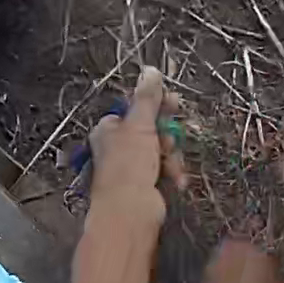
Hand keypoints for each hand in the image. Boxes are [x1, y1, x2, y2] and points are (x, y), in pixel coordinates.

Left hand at [87, 66, 182, 226]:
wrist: (130, 212)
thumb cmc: (129, 165)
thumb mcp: (140, 125)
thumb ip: (147, 98)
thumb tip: (151, 70)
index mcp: (109, 129)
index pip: (135, 109)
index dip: (155, 105)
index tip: (174, 102)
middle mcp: (118, 148)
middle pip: (151, 131)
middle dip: (166, 136)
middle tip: (169, 141)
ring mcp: (132, 169)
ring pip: (161, 152)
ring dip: (171, 158)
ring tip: (170, 167)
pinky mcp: (146, 187)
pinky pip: (164, 172)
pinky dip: (171, 175)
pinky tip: (174, 181)